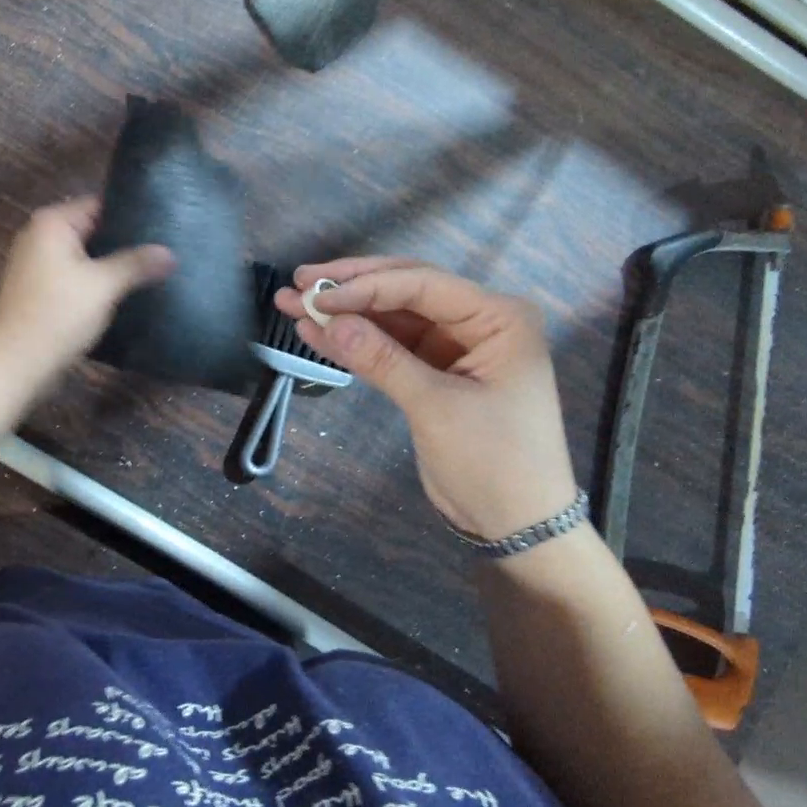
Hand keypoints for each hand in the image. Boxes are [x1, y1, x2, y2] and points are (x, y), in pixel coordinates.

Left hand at [0, 198, 174, 386]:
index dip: (132, 214)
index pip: (100, 204)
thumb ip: (137, 264)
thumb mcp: (103, 286)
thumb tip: (170, 253)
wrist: (14, 364)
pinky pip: (74, 276)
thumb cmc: (57, 316)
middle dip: (124, 242)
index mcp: (51, 223)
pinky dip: (95, 282)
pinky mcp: (38, 290)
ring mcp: (36, 264)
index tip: (165, 226)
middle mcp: (40, 236)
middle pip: (93, 229)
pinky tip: (123, 293)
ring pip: (85, 256)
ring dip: (111, 265)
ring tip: (152, 270)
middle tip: (165, 249)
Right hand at [275, 258, 577, 540]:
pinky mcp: (431, 372)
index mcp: (497, 318)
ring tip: (290, 304)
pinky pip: (386, 347)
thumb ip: (383, 359)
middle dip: (350, 287)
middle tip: (299, 282)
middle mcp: (476, 322)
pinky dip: (351, 342)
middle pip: (404, 290)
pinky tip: (313, 334)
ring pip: (389, 318)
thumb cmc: (493, 460)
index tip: (315, 295)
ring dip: (343, 313)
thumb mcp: (437, 407)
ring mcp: (452, 347)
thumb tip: (330, 321)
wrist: (516, 523)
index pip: (422, 285)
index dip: (365, 286)